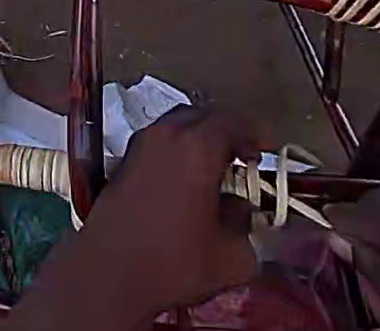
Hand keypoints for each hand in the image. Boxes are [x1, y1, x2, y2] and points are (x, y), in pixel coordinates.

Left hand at [0, 106, 263, 329]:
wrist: (112, 265)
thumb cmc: (175, 260)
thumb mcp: (231, 255)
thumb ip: (244, 223)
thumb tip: (241, 207)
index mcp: (195, 148)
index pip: (229, 121)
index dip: (252, 130)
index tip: (267, 147)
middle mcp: (166, 133)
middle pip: (202, 114)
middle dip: (227, 128)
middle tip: (246, 152)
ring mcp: (142, 140)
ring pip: (178, 121)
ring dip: (201, 133)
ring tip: (220, 161)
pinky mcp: (127, 154)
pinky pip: (161, 135)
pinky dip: (180, 142)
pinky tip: (190, 171)